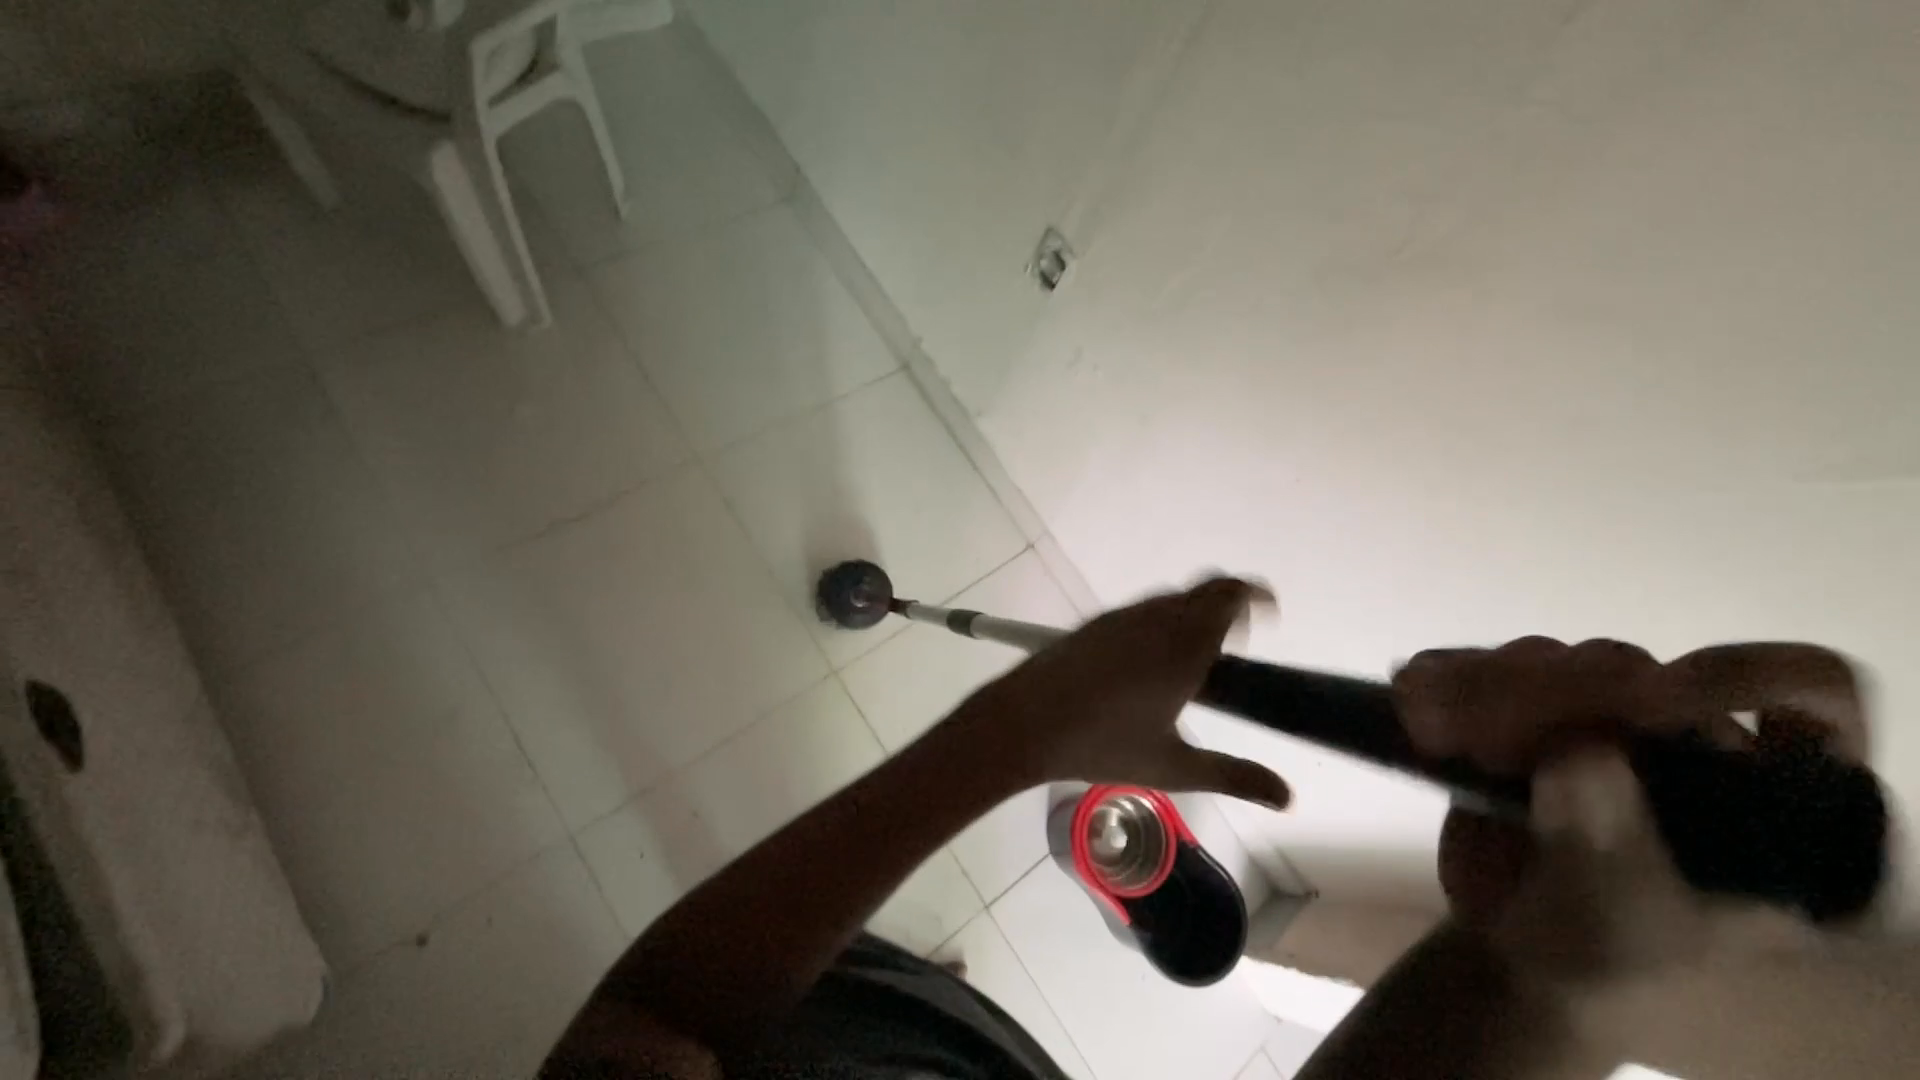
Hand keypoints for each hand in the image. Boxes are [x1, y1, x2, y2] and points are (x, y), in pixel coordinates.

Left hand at [958, 578, 1291, 808]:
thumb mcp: (1172, 768)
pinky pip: (1141, 608)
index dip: (1254, 598)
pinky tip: (1150, 659)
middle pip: (1203, 588)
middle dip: (1228, 604)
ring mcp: (1121, 618)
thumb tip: (1286, 796)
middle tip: (1236, 642)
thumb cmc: (1100, 746)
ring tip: (1195, 655)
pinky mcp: (1094, 623)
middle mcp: (1155, 621)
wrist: (1023, 722)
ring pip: (1170, 597)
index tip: (1267, 617)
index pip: (1228, 597)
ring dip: (1193, 611)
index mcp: (1183, 649)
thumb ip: (1232, 776)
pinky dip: (1161, 618)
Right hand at [1393, 637, 1869, 984]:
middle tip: (1480, 732)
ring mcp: (1602, 717)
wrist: (1517, 945)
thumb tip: (1573, 746)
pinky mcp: (1525, 709)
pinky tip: (1410, 693)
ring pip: (1553, 662)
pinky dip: (1445, 676)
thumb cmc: (1605, 947)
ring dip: (1481, 684)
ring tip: (1428, 722)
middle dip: (1549, 694)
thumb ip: (1609, 830)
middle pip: (1635, 669)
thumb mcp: (1625, 908)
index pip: (1804, 692)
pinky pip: (1489, 668)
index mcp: (1764, 789)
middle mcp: (1692, 735)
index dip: (1739, 675)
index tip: (1651, 702)